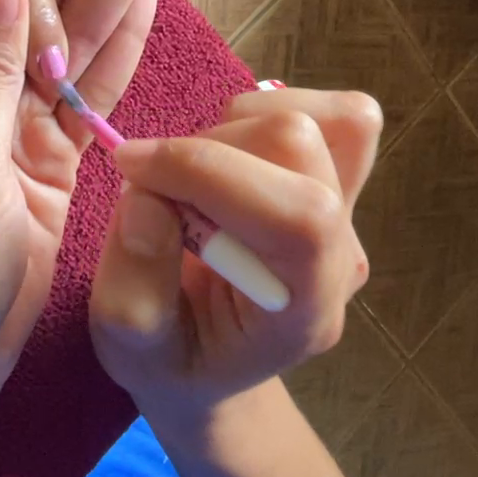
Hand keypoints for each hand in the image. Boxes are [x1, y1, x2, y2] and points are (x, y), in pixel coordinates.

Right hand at [88, 87, 382, 420]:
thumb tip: (149, 196)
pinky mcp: (341, 181)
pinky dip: (263, 115)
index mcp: (303, 310)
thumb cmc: (171, 359)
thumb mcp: (127, 347)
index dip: (205, 170)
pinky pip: (333, 115)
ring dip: (233, 127)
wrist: (212, 361)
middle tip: (160, 188)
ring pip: (317, 120)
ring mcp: (350, 216)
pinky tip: (228, 158)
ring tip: (195, 177)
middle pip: (300, 146)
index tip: (131, 168)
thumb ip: (133, 282)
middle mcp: (342, 256)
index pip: (296, 216)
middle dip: (207, 147)